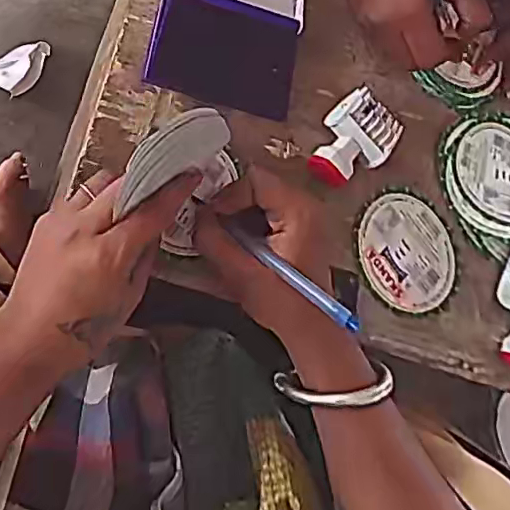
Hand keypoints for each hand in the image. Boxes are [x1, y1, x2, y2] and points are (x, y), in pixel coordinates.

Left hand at [0, 169, 199, 370]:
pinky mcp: (45, 220)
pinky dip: (94, 201)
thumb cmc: (80, 332)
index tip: (188, 176)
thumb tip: (156, 229)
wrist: (25, 340)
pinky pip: (77, 196)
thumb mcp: (128, 300)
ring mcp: (60, 221)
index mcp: (107, 254)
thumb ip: (146, 258)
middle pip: (123, 185)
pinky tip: (98, 220)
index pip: (150, 210)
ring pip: (98, 182)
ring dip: (117, 189)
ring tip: (125, 205)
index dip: (174, 190)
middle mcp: (82, 229)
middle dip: (145, 182)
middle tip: (159, 186)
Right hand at [193, 163, 338, 344]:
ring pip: (258, 196)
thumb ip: (214, 240)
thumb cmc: (285, 305)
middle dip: (229, 202)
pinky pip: (265, 209)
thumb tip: (196, 216)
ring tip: (223, 234)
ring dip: (237, 211)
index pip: (254, 178)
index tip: (210, 215)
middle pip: (256, 183)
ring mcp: (303, 214)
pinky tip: (239, 242)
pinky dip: (247, 220)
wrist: (313, 331)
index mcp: (298, 209)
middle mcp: (305, 204)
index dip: (227, 194)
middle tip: (210, 222)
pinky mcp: (298, 226)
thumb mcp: (242, 273)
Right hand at [348, 0, 493, 70]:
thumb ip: (474, 10)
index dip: (447, 53)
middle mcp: (385, 24)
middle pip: (410, 63)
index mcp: (410, 14)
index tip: (455, 39)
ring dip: (411, 47)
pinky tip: (403, 14)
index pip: (430, 58)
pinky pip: (382, 40)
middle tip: (441, 37)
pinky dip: (397, 36)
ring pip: (395, 55)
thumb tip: (471, 32)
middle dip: (428, 54)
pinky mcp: (359, 16)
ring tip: (421, 23)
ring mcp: (368, 22)